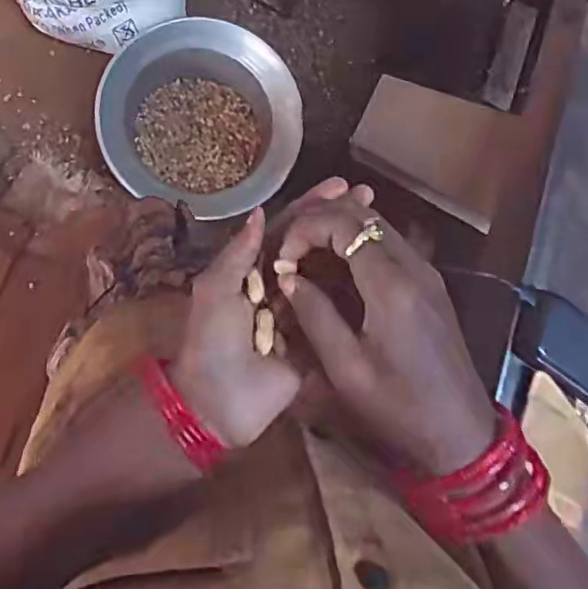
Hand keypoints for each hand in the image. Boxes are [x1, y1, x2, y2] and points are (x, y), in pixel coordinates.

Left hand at [167, 177, 363, 448]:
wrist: (216, 403)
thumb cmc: (209, 340)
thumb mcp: (214, 290)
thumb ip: (237, 253)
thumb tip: (260, 211)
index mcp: (250, 269)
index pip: (284, 228)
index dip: (310, 206)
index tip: (340, 185)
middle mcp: (276, 284)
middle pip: (311, 245)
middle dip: (336, 221)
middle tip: (368, 197)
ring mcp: (296, 312)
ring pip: (325, 274)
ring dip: (348, 250)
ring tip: (379, 226)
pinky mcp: (312, 341)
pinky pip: (333, 313)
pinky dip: (353, 294)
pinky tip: (378, 275)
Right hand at [272, 194, 498, 475]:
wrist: (464, 436)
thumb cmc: (400, 408)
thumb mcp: (346, 369)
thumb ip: (314, 314)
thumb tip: (287, 277)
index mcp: (391, 285)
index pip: (342, 223)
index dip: (304, 230)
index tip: (283, 260)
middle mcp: (412, 266)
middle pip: (359, 213)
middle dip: (316, 221)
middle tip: (289, 251)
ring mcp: (425, 271)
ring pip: (374, 222)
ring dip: (335, 227)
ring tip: (304, 255)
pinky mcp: (428, 282)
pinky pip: (386, 241)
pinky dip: (354, 240)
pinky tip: (333, 266)